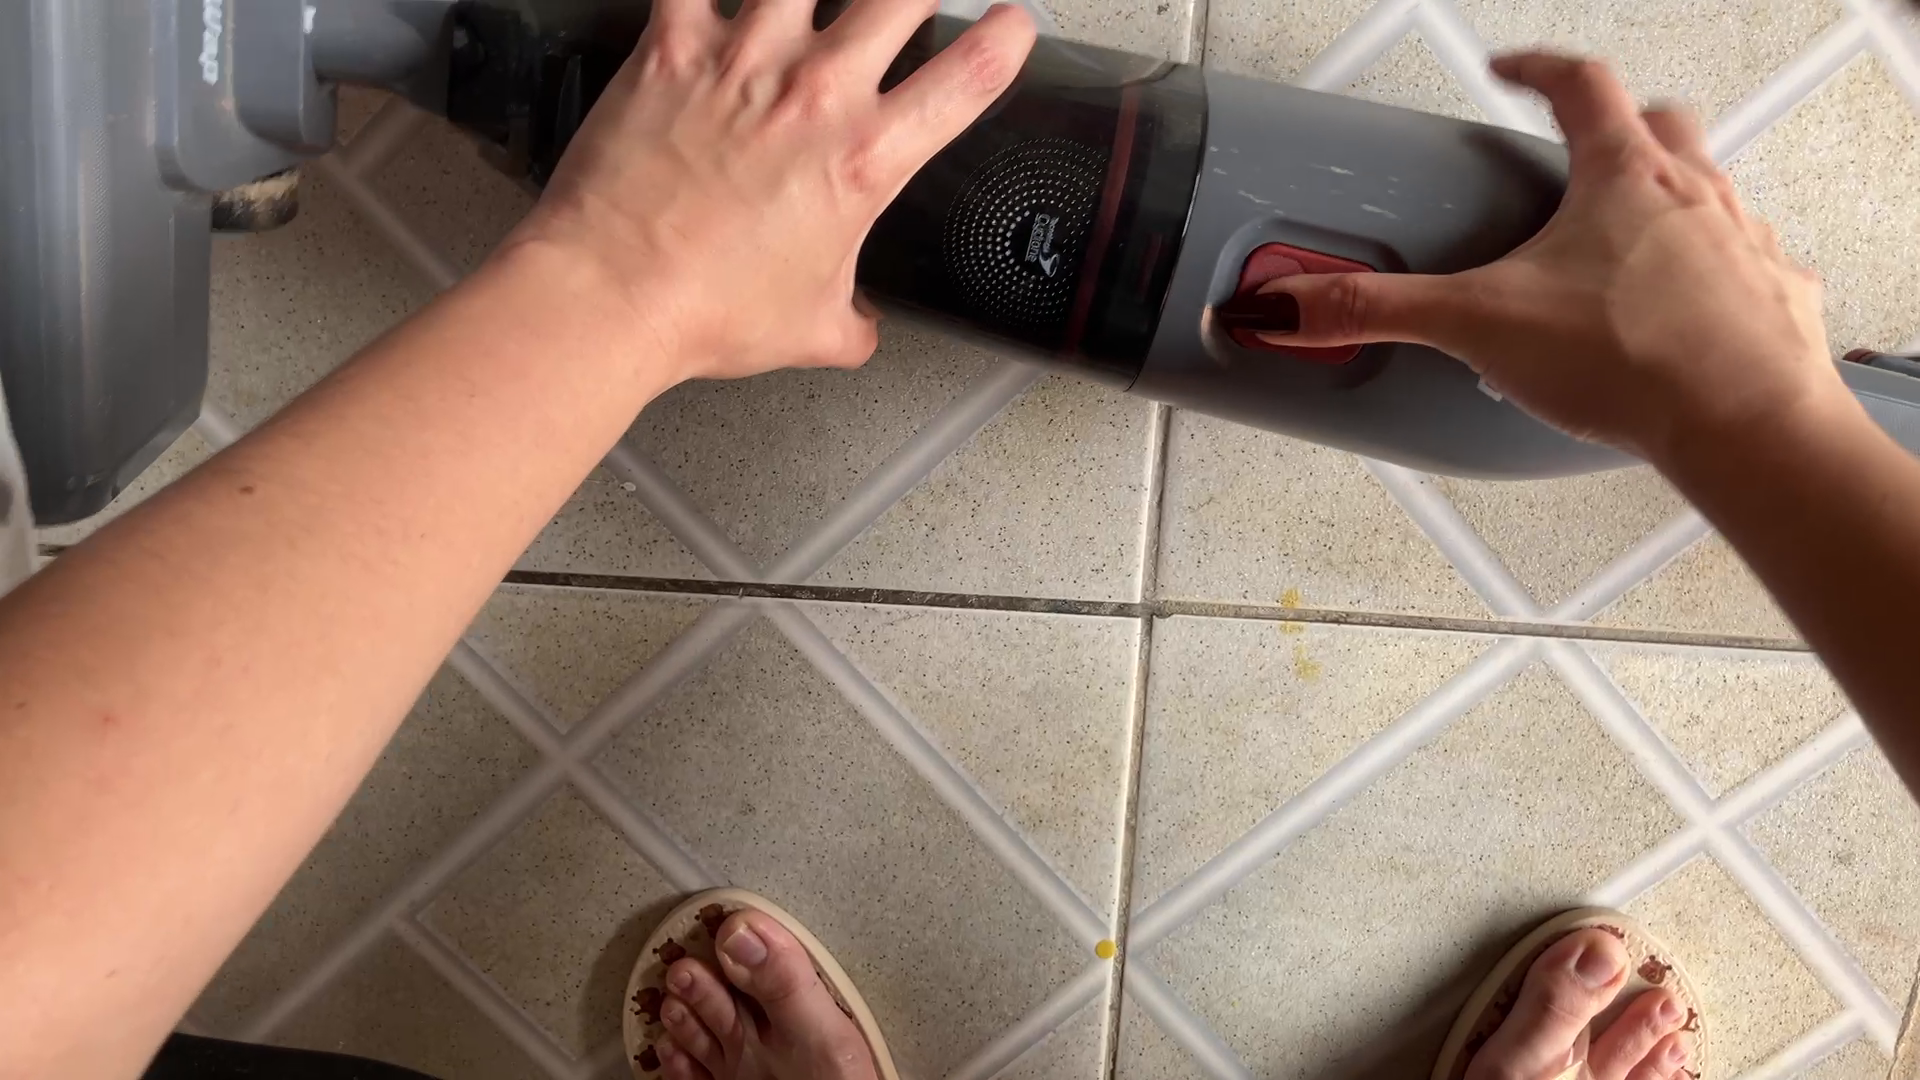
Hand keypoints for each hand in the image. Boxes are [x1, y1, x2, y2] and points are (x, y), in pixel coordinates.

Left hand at [502, 0, 1035, 382]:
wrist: (618, 291)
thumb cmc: (714, 310)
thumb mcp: (816, 333)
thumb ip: (858, 324)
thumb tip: (862, 326)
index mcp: (864, 163)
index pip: (966, 79)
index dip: (1004, 42)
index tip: (1010, 29)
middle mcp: (815, 94)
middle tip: (919, 5)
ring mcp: (744, 58)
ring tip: (828, 5)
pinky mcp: (674, 44)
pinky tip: (723, 1)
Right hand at [1241, 51, 1845, 465]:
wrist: (1740, 420)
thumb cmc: (1635, 355)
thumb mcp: (1474, 322)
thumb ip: (1375, 310)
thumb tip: (1294, 304)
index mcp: (1624, 180)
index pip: (1581, 87)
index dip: (1536, 72)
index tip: (1507, 73)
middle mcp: (1692, 195)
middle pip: (1656, 128)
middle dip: (1608, 131)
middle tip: (1561, 164)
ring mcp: (1734, 243)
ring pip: (1696, 191)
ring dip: (1646, 202)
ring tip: (1588, 252)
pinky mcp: (1753, 298)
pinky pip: (1718, 261)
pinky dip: (1676, 272)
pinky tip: (1638, 314)